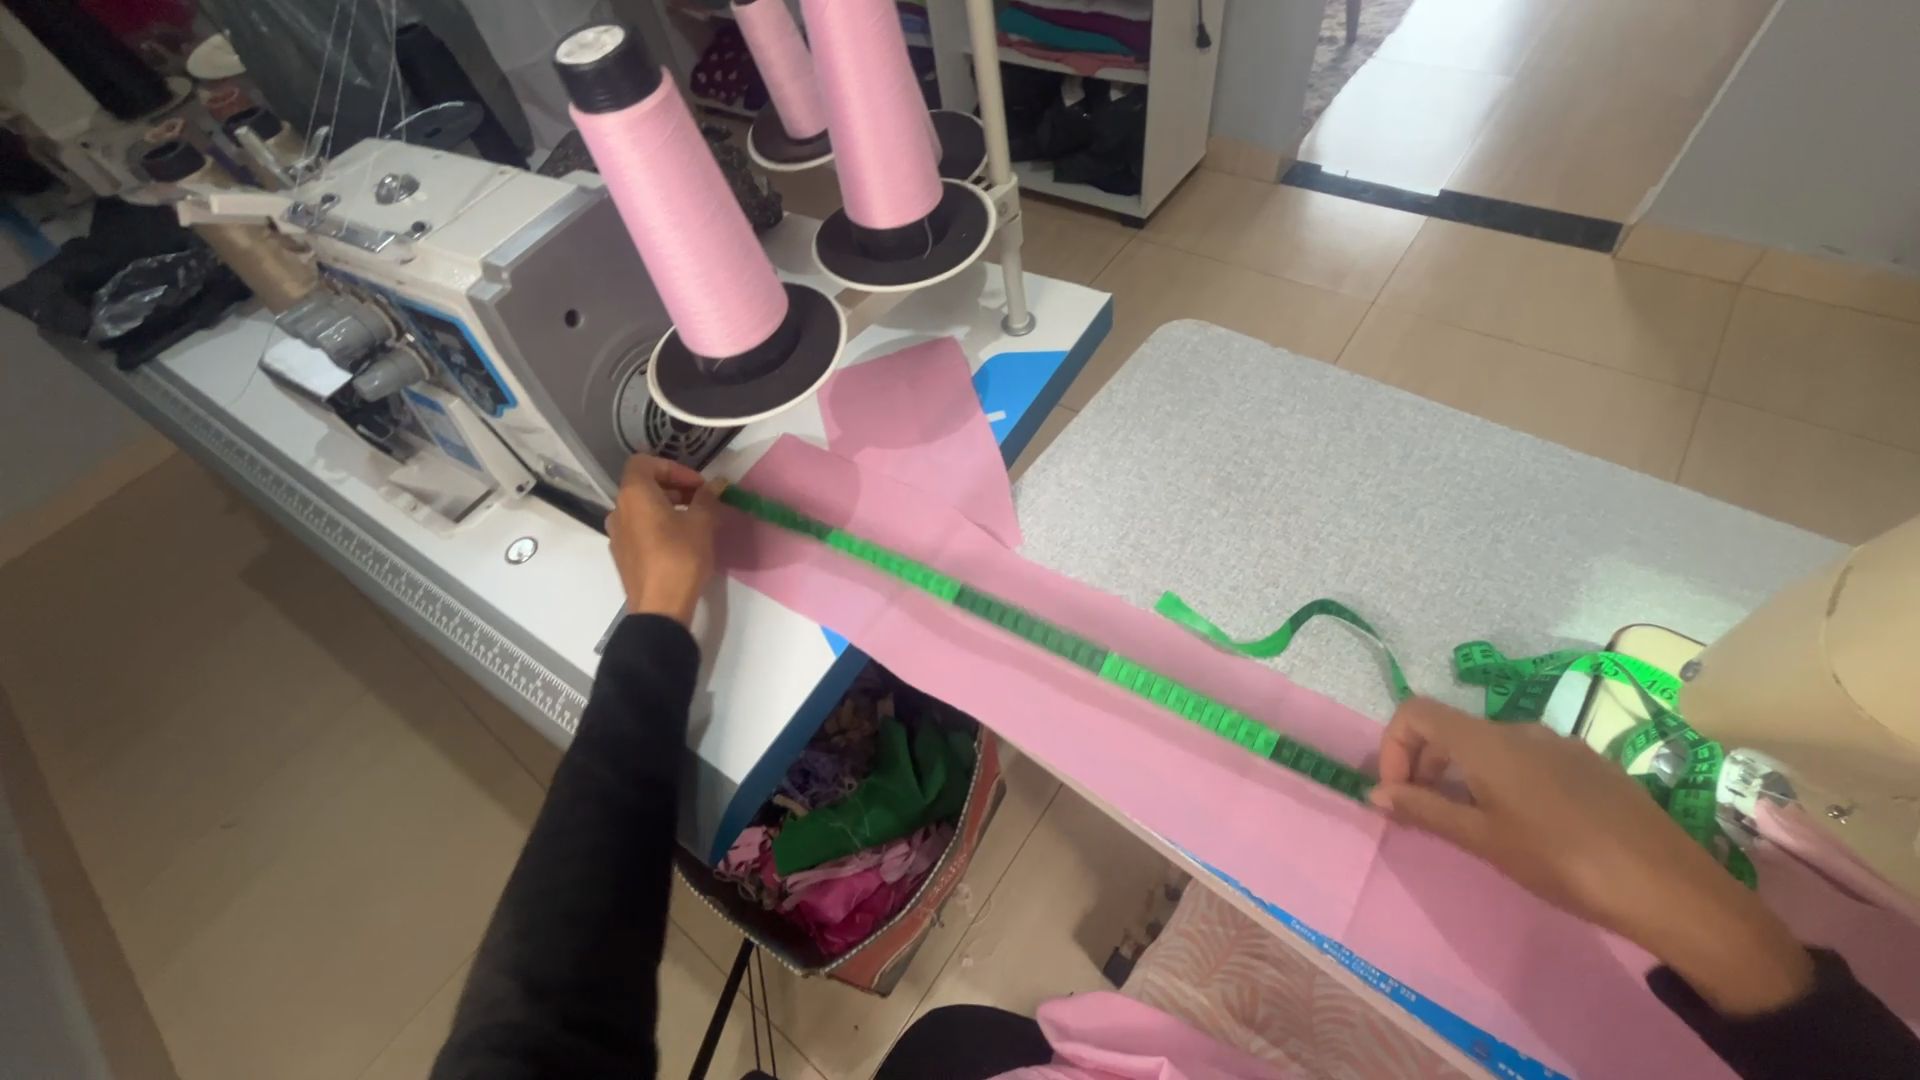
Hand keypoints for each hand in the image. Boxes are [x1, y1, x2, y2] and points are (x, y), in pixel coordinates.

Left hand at [605, 455, 721, 626]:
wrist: (660, 607)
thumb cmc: (681, 557)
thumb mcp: (701, 523)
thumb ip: (708, 498)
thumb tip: (717, 483)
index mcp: (634, 495)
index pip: (645, 463)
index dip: (674, 468)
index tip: (698, 485)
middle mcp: (619, 510)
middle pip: (643, 486)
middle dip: (675, 488)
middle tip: (702, 501)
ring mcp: (617, 534)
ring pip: (642, 509)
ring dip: (668, 507)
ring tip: (695, 521)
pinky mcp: (623, 555)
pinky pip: (640, 529)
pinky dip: (659, 526)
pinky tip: (681, 542)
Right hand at [1371, 697, 1813, 1015]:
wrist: (1675, 892)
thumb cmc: (1563, 863)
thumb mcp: (1483, 840)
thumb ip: (1424, 810)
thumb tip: (1375, 793)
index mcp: (1487, 742)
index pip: (1416, 712)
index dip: (1392, 745)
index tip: (1397, 791)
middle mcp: (1520, 729)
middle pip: (1451, 728)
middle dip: (1424, 763)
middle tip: (1424, 811)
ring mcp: (1560, 744)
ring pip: (1489, 745)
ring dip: (1463, 774)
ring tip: (1473, 823)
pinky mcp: (1591, 764)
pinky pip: (1527, 758)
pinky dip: (1502, 779)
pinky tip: (1526, 824)